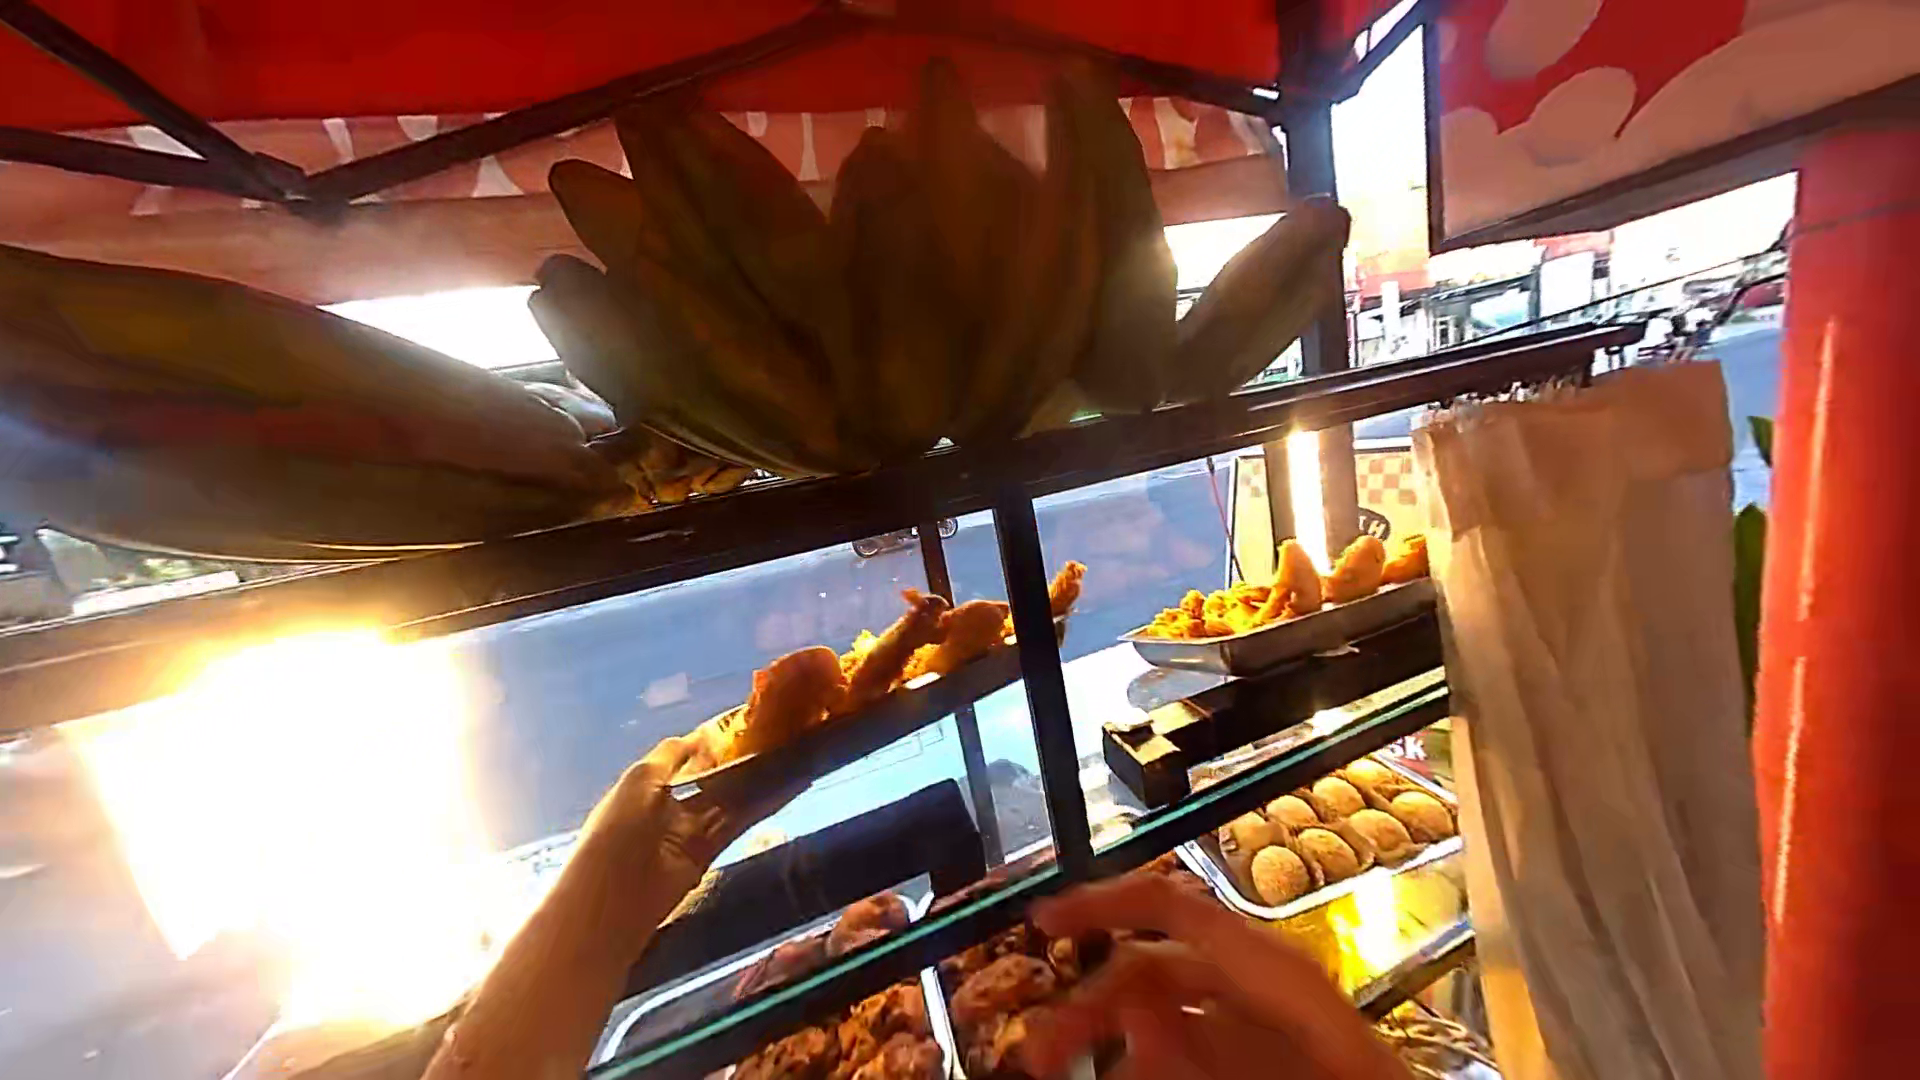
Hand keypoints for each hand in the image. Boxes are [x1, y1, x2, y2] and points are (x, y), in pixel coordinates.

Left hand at [578, 735, 797, 917]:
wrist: (609, 902)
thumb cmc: (618, 831)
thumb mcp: (639, 779)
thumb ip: (672, 754)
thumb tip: (703, 735)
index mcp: (651, 782)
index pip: (691, 753)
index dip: (718, 737)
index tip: (750, 718)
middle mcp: (673, 802)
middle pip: (716, 773)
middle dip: (744, 756)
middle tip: (781, 734)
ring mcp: (692, 828)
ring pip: (733, 796)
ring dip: (761, 778)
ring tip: (794, 756)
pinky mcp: (710, 851)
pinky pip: (740, 820)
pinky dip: (764, 804)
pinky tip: (789, 787)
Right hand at [1021, 874, 1408, 1079]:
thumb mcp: (1279, 1073)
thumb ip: (1200, 1047)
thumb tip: (1129, 1008)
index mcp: (1267, 965)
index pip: (1166, 904)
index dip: (1100, 903)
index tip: (1042, 922)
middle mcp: (1252, 982)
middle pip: (1149, 965)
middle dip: (1090, 1001)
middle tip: (1040, 1047)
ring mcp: (1253, 1023)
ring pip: (1158, 1012)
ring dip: (1110, 1037)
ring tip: (1065, 1067)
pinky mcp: (1251, 1054)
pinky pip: (1183, 1042)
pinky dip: (1144, 1057)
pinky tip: (1120, 1071)